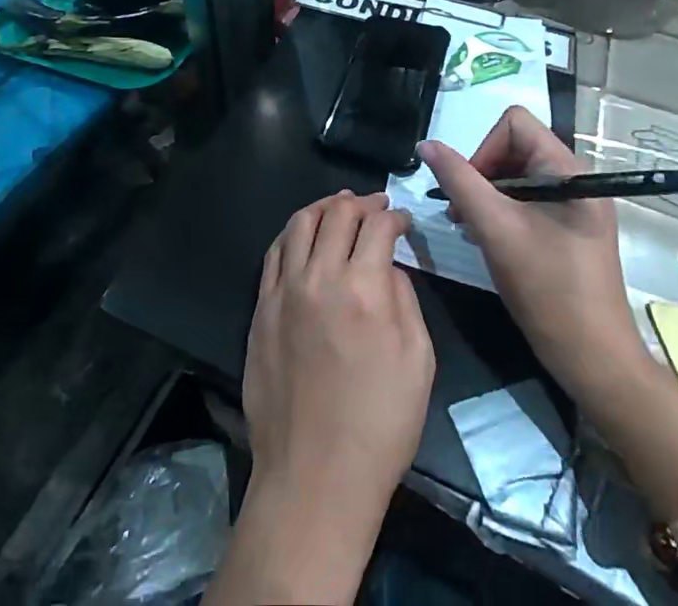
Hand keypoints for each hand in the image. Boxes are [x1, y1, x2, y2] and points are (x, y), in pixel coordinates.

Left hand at [244, 190, 433, 504]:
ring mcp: (281, 291)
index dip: (395, 217)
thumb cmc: (380, 423)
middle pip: (336, 215)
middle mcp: (317, 278)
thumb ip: (404, 300)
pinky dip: (292, 234)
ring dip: (323, 208)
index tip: (404, 222)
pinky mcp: (259, 309)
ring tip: (339, 206)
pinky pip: (274, 254)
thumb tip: (388, 266)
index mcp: (362, 289)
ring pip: (298, 225)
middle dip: (361, 203)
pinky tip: (303, 236)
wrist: (314, 472)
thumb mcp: (418, 361)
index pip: (377, 227)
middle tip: (377, 206)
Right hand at [420, 108, 648, 389]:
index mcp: (568, 170)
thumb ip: (459, 181)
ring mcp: (573, 205)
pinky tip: (488, 240)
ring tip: (472, 229)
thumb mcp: (495, 229)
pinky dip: (500, 213)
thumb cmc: (547, 288)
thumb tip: (427, 145)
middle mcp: (574, 179)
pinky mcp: (567, 228)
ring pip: (515, 176)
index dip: (483, 149)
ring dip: (486, 196)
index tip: (469, 191)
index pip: (514, 124)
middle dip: (481, 175)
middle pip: (514, 147)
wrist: (592, 355)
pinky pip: (525, 201)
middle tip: (463, 216)